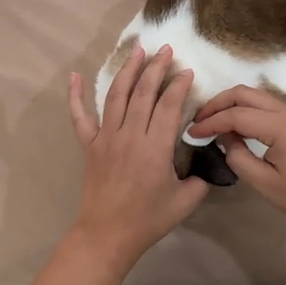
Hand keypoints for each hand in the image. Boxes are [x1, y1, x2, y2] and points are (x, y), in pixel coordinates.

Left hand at [67, 46, 210, 266]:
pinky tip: (75, 76)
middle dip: (156, 68)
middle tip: (166, 49)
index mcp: (155, 147)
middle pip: (144, 93)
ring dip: (128, 71)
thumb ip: (201, 178)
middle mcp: (130, 135)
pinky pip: (80, 117)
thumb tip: (210, 161)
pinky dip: (75, 95)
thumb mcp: (185, 201)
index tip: (187, 71)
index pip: (169, 106)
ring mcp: (106, 137)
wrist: (107, 235)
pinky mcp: (89, 145)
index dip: (179, 86)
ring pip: (117, 96)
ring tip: (138, 50)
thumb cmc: (148, 220)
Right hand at [189, 86, 285, 228]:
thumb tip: (225, 137)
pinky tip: (232, 124)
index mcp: (280, 127)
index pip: (236, 115)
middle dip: (217, 103)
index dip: (211, 122)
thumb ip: (238, 156)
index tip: (192, 133)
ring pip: (253, 95)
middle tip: (199, 121)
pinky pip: (263, 104)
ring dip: (230, 104)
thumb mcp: (264, 183)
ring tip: (211, 121)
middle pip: (243, 93)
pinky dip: (243, 108)